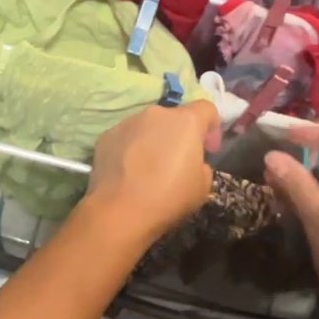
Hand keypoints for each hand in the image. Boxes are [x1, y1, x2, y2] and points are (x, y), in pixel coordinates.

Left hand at [81, 101, 220, 244]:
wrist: (120, 210)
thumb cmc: (169, 197)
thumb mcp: (203, 186)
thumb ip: (202, 165)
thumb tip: (192, 162)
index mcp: (186, 121)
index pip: (207, 109)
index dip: (212, 128)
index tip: (209, 150)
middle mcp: (156, 113)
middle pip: (175, 118)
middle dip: (180, 136)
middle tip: (178, 163)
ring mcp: (128, 122)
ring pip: (148, 127)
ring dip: (154, 141)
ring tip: (150, 169)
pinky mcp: (107, 135)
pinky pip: (127, 137)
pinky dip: (132, 149)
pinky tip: (129, 172)